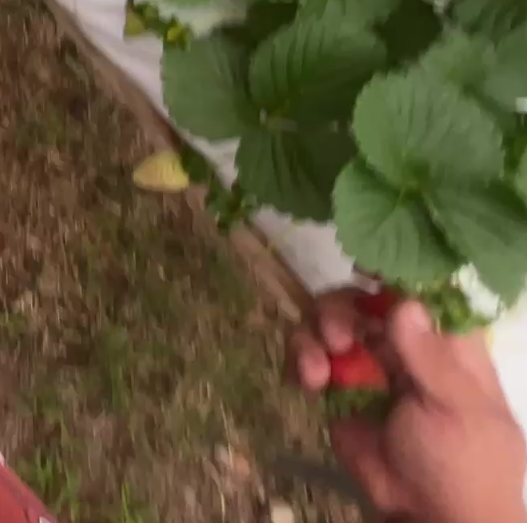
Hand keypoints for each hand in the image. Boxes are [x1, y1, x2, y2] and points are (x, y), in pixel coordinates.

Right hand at [291, 290, 526, 522]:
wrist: (424, 510)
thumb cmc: (461, 462)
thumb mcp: (456, 411)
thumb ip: (428, 358)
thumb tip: (404, 302)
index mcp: (447, 351)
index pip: (424, 297)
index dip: (395, 274)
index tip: (359, 262)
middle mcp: (403, 347)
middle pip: (359, 300)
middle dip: (337, 312)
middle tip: (335, 340)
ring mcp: (365, 363)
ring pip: (324, 320)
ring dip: (312, 338)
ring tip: (318, 371)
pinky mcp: (332, 378)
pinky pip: (303, 349)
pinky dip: (299, 360)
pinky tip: (309, 384)